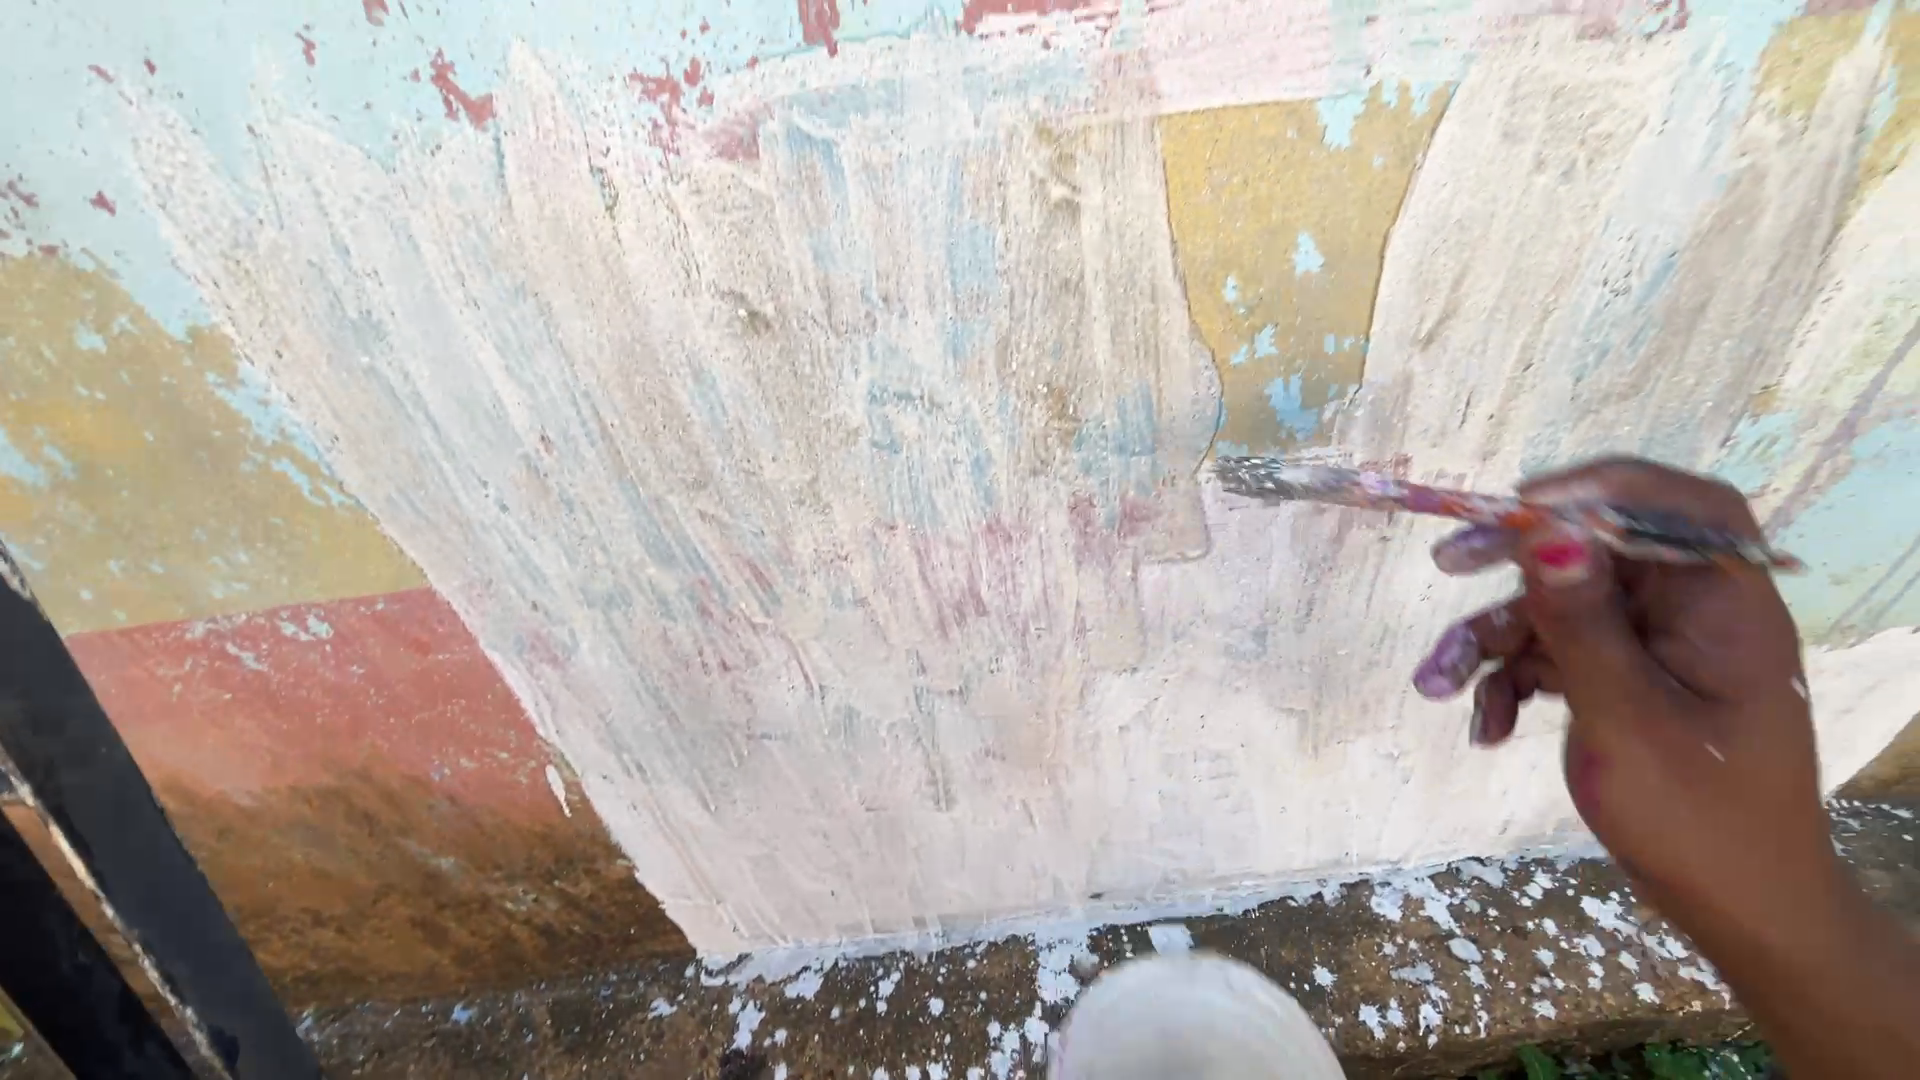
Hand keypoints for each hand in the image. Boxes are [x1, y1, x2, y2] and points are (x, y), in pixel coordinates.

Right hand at [1410, 457, 1839, 945]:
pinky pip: (1544, 654)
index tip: (1520, 507)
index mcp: (1720, 609)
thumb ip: (1581, 621)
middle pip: (1592, 551)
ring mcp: (1644, 645)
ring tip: (1436, 687)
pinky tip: (1486, 727)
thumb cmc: (1695, 815)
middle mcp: (1683, 614)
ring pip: (1550, 609)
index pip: (1680, 508)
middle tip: (1448, 563)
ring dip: (1487, 643)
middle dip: (1514, 560)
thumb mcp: (1624, 715)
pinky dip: (1505, 683)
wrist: (1727, 903)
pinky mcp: (1612, 674)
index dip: (1603, 488)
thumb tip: (1546, 532)